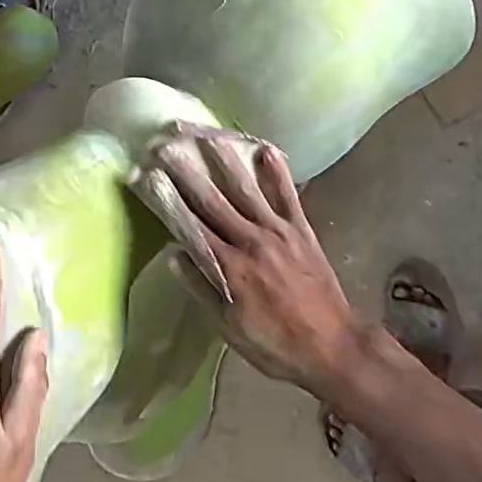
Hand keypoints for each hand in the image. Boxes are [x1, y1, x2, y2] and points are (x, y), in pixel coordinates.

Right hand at [144, 124, 374, 396]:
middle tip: (168, 146)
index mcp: (230, 267)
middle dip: (188, 173)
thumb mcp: (230, 329)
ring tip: (210, 136)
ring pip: (246, 190)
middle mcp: (250, 240)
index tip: (151, 175)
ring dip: (226, 162)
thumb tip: (175, 254)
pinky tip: (266, 149)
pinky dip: (277, 172)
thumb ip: (203, 289)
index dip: (170, 199)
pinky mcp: (300, 228)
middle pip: (213, 201)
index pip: (191, 226)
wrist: (331, 345)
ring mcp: (278, 230)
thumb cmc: (275, 344)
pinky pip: (287, 195)